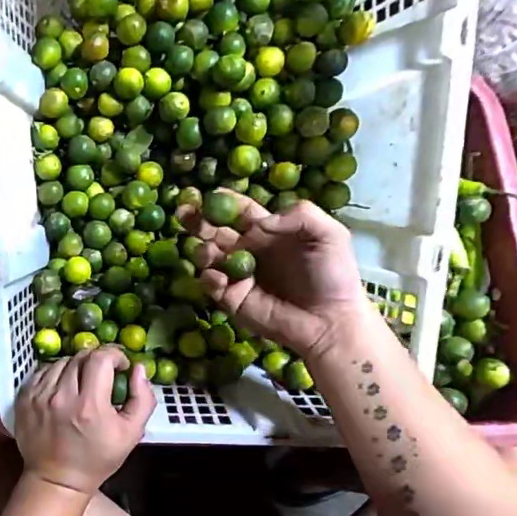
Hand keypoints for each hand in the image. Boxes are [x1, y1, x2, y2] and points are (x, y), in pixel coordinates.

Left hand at [13, 347, 154, 495]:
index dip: (114, 355)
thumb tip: (138, 368)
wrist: (56, 480)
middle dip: (97, 360)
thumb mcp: (131, 434)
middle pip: (81, 357)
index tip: (120, 365)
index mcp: (90, 405)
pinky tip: (64, 386)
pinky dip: (57, 374)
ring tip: (83, 381)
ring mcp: (39, 396)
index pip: (100, 359)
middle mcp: (61, 396)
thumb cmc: (96, 459)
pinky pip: (43, 372)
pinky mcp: (24, 398)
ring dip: (76, 366)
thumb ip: (142, 400)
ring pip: (61, 362)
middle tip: (104, 373)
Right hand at [179, 192, 369, 360]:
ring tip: (208, 252)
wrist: (330, 320)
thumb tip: (258, 223)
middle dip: (196, 220)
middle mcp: (247, 249)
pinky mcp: (231, 298)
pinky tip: (217, 276)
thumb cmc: (333, 275)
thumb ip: (299, 214)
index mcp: (267, 231)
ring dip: (200, 249)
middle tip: (183, 213)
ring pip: (206, 255)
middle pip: (214, 230)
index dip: (221, 201)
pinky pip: (210, 283)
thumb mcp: (329, 234)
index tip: (205, 194)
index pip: (237, 211)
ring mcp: (237, 274)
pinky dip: (207, 277)